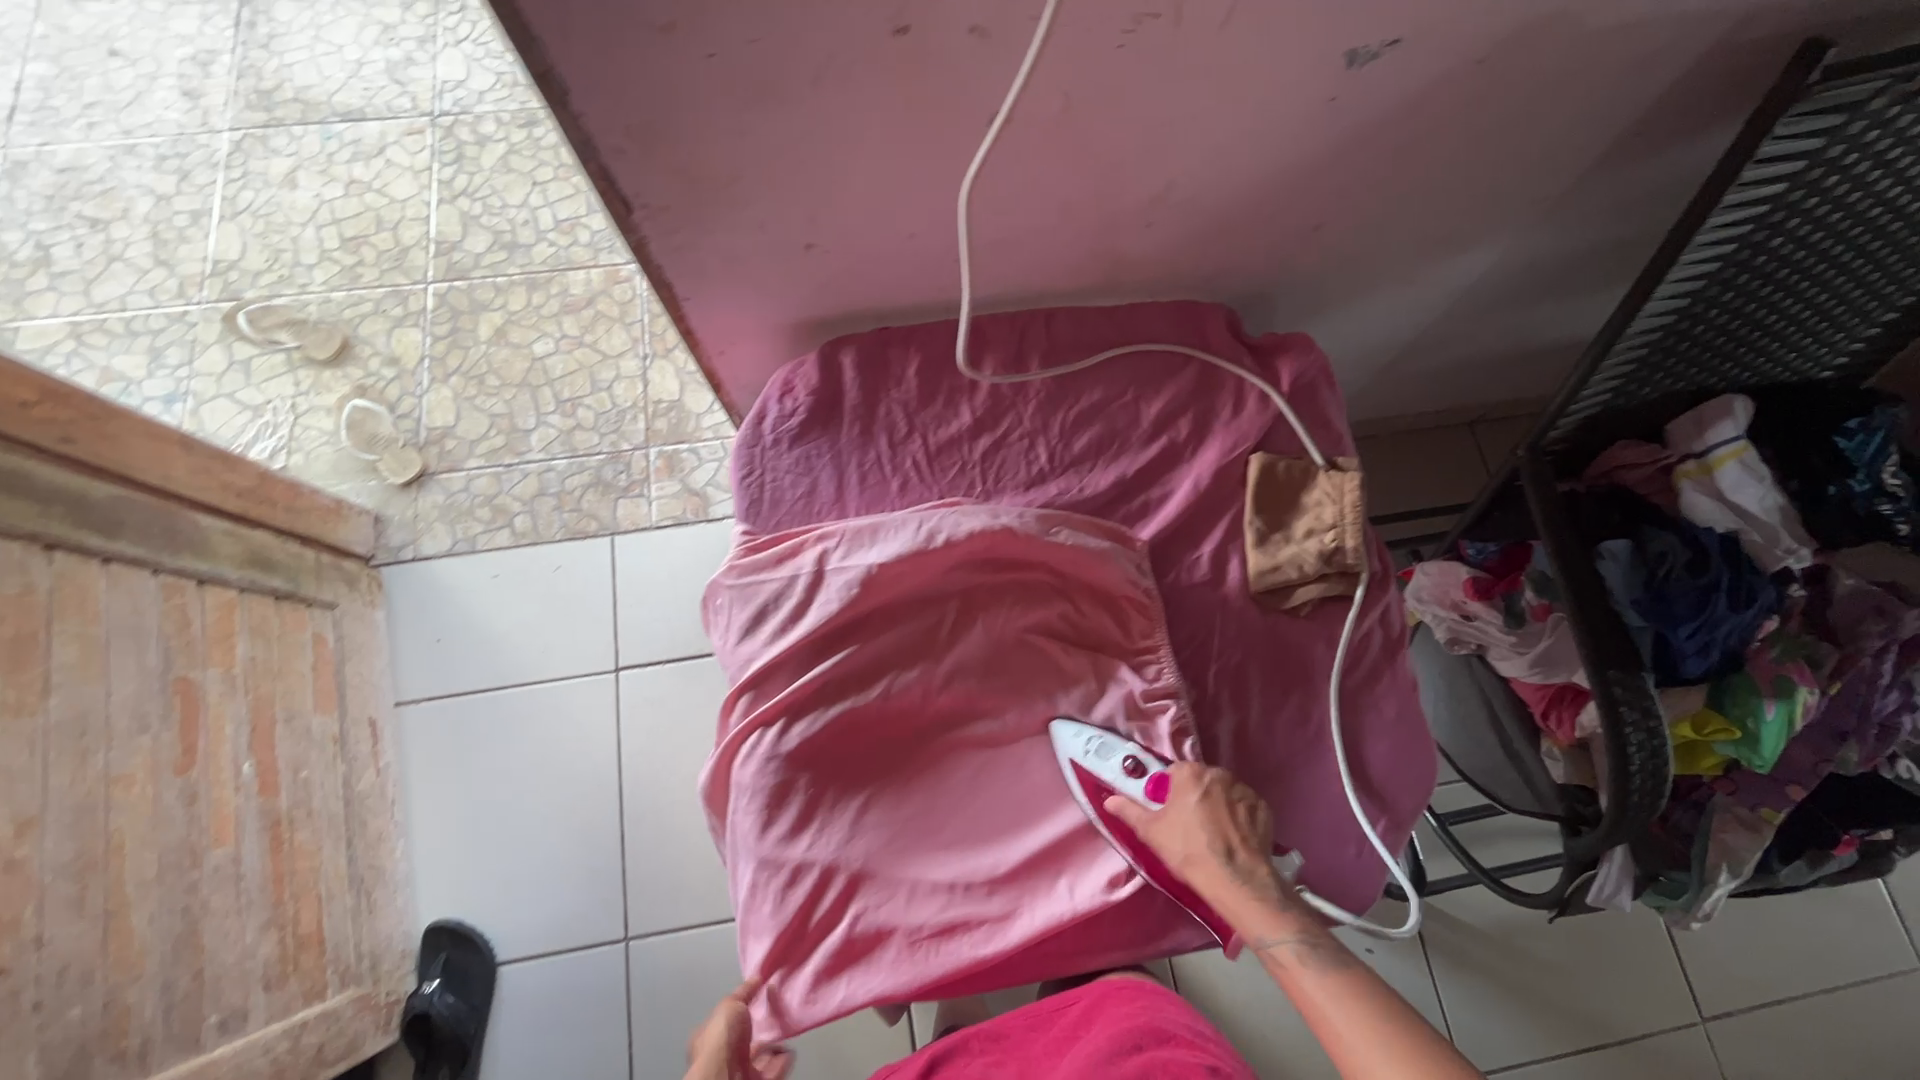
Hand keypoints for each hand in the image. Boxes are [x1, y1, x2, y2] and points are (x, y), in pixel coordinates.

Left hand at [686, 978, 791, 1079]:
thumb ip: (744, 992)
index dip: (742, 1008)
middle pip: (745, 1039)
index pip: (727, 1019)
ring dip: (774, 1045)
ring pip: (760, 1055)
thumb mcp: (730, 1005)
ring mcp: (739, 1069)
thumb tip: (756, 978)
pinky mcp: (756, 1079)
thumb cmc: (721, 1039)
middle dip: (760, 1028)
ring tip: (786, 1031)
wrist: (725, 1077)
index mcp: (711, 1036)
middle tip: (777, 1014)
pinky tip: (790, 1049)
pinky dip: (783, 1060)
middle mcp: (723, 1054)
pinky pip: (773, 1067)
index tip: (760, 996)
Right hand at [1103, 762, 1289, 914]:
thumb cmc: (1188, 851)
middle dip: (1194, 797)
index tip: (1169, 813)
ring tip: (1214, 835)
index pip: (1174, 773)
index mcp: (1190, 773)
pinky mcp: (1263, 808)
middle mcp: (1219, 774)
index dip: (1169, 792)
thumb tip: (1110, 799)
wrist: (1235, 880)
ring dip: (1218, 805)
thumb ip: (1129, 810)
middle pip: (1200, 781)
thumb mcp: (1151, 832)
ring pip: (1224, 793)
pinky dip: (1239, 817)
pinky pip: (1245, 807)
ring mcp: (1244, 790)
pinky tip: (1234, 839)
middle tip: (1189, 825)